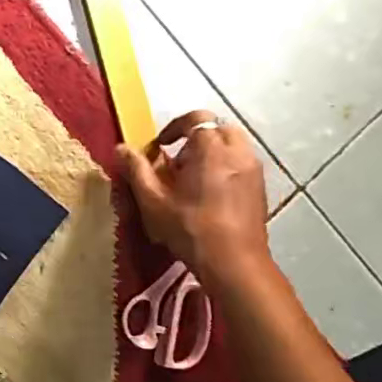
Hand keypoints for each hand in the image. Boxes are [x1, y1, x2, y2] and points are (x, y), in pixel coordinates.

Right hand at [115, 111, 270, 284]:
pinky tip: (209, 194)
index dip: (174, 127)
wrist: (233, 261)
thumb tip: (121, 148)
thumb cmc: (189, 229)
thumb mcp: (153, 201)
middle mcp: (238, 151)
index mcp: (211, 150)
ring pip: (232, 144)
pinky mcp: (260, 185)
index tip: (159, 146)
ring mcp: (253, 168)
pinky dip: (224, 166)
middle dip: (194, 139)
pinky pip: (241, 162)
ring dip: (210, 152)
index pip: (196, 119)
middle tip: (175, 163)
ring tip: (191, 180)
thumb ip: (137, 170)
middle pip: (217, 128)